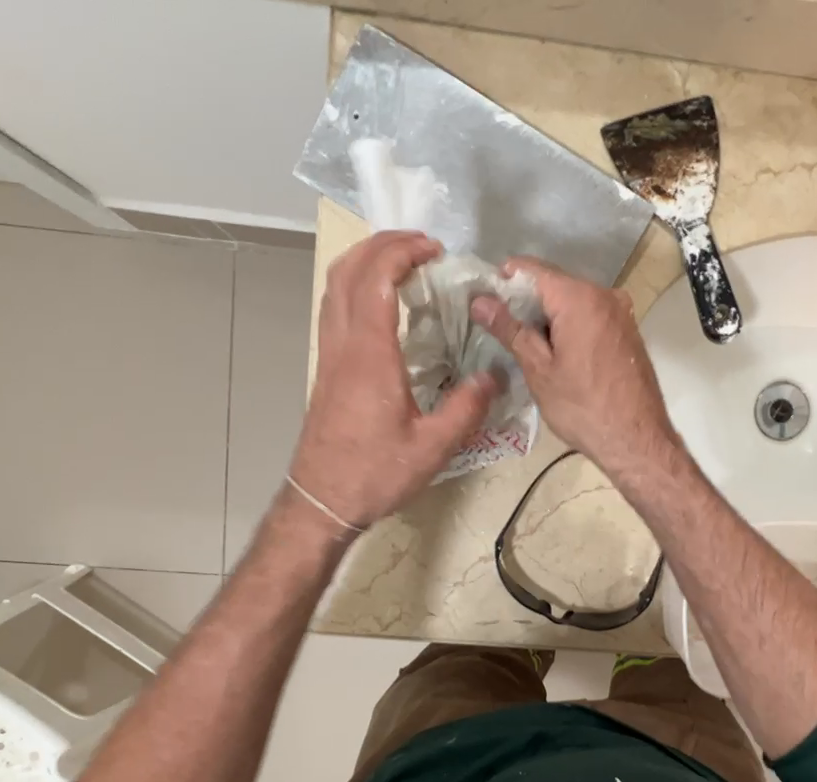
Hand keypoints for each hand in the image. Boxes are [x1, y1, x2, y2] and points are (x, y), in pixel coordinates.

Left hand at [291, 231, 497, 528]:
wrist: (322, 500)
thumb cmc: (375, 474)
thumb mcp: (433, 447)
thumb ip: (467, 408)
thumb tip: (494, 376)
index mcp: (370, 355)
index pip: (377, 279)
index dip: (403, 252)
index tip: (435, 250)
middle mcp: (343, 344)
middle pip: (347, 270)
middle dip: (382, 245)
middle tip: (422, 246)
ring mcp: (329, 355)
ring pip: (334, 286)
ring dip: (365, 262)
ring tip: (403, 263)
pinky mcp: (326, 369)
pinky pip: (334, 308)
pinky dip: (356, 287)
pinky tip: (383, 303)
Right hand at [469, 257, 678, 476]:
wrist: (637, 440)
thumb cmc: (583, 408)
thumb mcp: (539, 370)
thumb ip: (510, 329)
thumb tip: (480, 301)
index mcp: (579, 297)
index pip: (530, 269)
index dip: (502, 282)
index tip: (485, 306)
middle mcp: (604, 294)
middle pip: (553, 283)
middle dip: (525, 302)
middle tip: (501, 333)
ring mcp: (621, 312)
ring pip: (572, 301)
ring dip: (547, 317)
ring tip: (527, 348)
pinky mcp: (627, 330)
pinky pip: (590, 316)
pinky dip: (570, 326)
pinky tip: (558, 356)